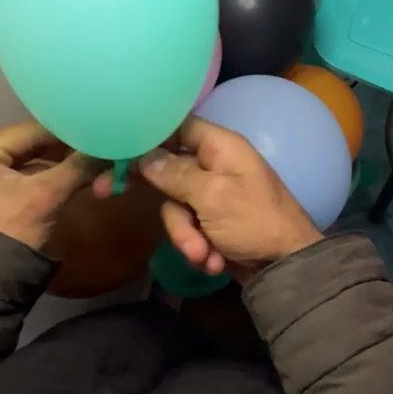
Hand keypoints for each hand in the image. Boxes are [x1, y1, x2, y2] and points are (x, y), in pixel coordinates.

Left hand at [0, 122, 103, 249]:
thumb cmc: (6, 233)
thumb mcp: (44, 198)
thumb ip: (79, 168)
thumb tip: (113, 148)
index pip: (35, 130)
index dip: (71, 133)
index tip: (101, 137)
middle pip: (35, 143)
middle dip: (69, 151)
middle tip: (102, 152)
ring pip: (34, 159)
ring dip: (64, 165)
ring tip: (95, 165)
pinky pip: (28, 174)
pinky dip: (52, 176)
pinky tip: (78, 177)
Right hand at [108, 116, 322, 278]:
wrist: (287, 268)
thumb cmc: (255, 221)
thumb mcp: (212, 196)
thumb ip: (176, 174)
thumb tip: (146, 156)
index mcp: (220, 146)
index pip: (177, 126)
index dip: (148, 134)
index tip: (117, 145)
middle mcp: (216, 165)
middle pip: (168, 170)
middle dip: (163, 201)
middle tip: (105, 193)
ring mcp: (215, 195)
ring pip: (177, 206)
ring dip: (185, 234)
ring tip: (202, 254)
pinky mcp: (214, 223)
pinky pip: (190, 228)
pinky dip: (198, 247)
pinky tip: (213, 262)